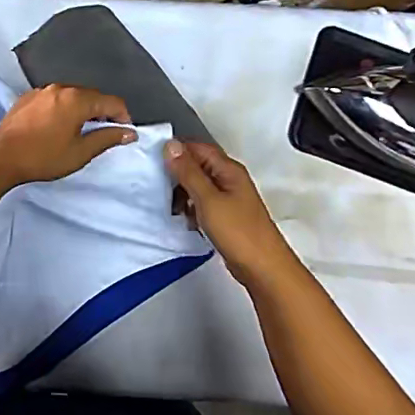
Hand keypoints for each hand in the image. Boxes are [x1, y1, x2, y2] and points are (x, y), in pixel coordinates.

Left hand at [0, 85, 135, 186]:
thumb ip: (107, 138)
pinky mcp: (27, 98)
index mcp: (76, 99)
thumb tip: (128, 133)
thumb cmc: (43, 157)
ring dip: (82, 110)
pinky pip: (53, 98)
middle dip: (102, 113)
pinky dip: (62, 108)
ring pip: (71, 96)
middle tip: (104, 134)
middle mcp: (59, 88)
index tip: (123, 133)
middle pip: (91, 96)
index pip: (111, 101)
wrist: (1, 158)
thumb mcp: (80, 152)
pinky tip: (58, 126)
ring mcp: (41, 91)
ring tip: (81, 132)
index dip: (122, 117)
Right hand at [165, 141, 300, 285]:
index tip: (153, 160)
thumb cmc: (239, 233)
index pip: (197, 148)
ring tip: (172, 206)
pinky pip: (201, 203)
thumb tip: (171, 146)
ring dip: (182, 193)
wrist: (262, 268)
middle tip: (159, 185)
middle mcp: (229, 180)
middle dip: (176, 174)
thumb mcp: (207, 198)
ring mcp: (228, 198)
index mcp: (228, 169)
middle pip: (196, 166)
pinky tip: (184, 219)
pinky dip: (190, 208)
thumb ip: (188, 172)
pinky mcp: (224, 215)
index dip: (175, 151)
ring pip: (197, 185)